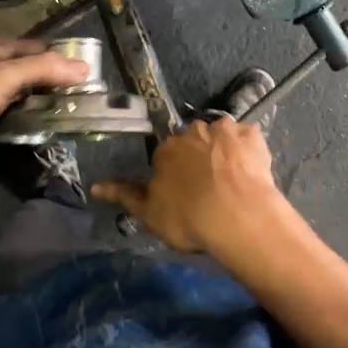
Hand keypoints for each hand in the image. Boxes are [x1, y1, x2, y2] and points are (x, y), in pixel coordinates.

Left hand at [0, 38, 86, 189]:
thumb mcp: (2, 80)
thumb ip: (43, 70)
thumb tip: (84, 69)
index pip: (32, 47)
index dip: (56, 56)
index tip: (83, 72)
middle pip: (24, 69)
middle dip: (49, 79)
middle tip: (78, 95)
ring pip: (16, 94)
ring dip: (37, 101)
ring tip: (65, 112)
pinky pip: (6, 116)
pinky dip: (23, 119)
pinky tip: (38, 128)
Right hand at [92, 118, 288, 254]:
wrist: (238, 215)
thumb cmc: (189, 218)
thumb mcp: (150, 214)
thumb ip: (124, 195)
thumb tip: (94, 186)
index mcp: (167, 148)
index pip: (165, 155)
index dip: (173, 174)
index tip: (181, 193)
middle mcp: (194, 130)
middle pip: (193, 141)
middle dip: (197, 158)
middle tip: (206, 188)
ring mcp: (226, 130)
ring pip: (221, 138)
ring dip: (222, 153)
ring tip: (231, 182)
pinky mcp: (253, 136)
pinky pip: (247, 141)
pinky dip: (247, 153)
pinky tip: (251, 173)